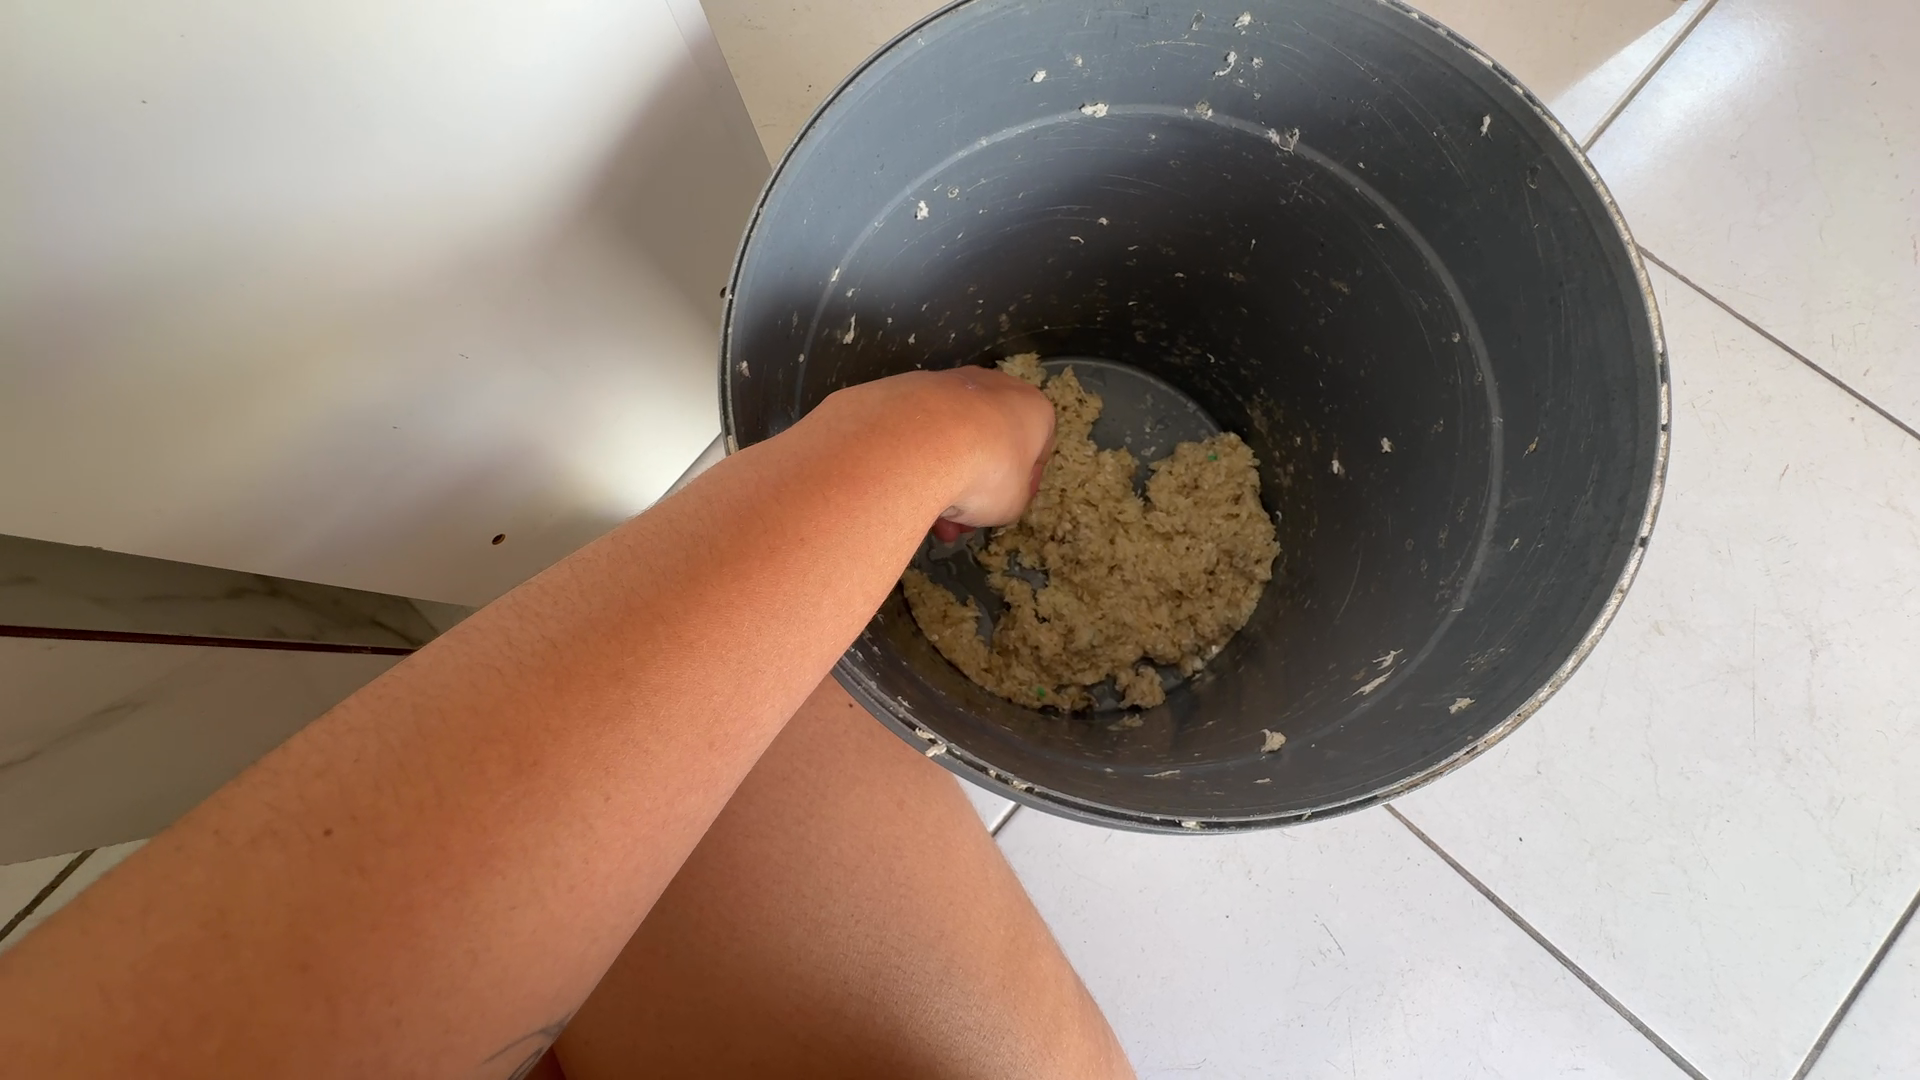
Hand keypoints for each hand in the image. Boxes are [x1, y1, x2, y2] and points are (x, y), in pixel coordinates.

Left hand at [814, 366, 1053, 541]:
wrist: (923, 441)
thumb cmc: (988, 471)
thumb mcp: (1013, 504)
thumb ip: (1011, 497)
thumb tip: (992, 496)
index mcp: (1034, 408)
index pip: (1036, 450)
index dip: (1022, 485)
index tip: (1004, 506)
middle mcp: (995, 387)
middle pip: (990, 445)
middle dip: (976, 488)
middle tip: (963, 520)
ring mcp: (950, 384)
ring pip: (953, 441)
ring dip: (946, 481)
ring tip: (934, 518)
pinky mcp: (910, 389)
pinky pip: (923, 433)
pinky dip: (920, 462)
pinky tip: (912, 493)